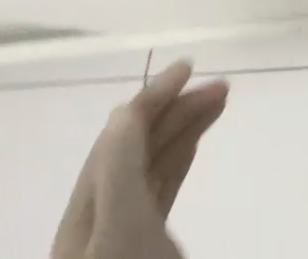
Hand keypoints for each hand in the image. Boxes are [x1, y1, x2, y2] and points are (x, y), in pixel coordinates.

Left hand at [52, 60, 229, 258]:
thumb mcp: (123, 235)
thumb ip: (121, 174)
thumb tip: (124, 113)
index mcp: (85, 220)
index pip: (116, 143)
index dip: (150, 100)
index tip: (190, 67)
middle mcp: (98, 224)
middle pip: (134, 151)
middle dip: (175, 111)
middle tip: (221, 85)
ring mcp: (120, 239)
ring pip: (150, 169)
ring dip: (183, 130)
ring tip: (220, 101)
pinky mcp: (143, 251)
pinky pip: (159, 192)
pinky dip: (179, 161)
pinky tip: (194, 145)